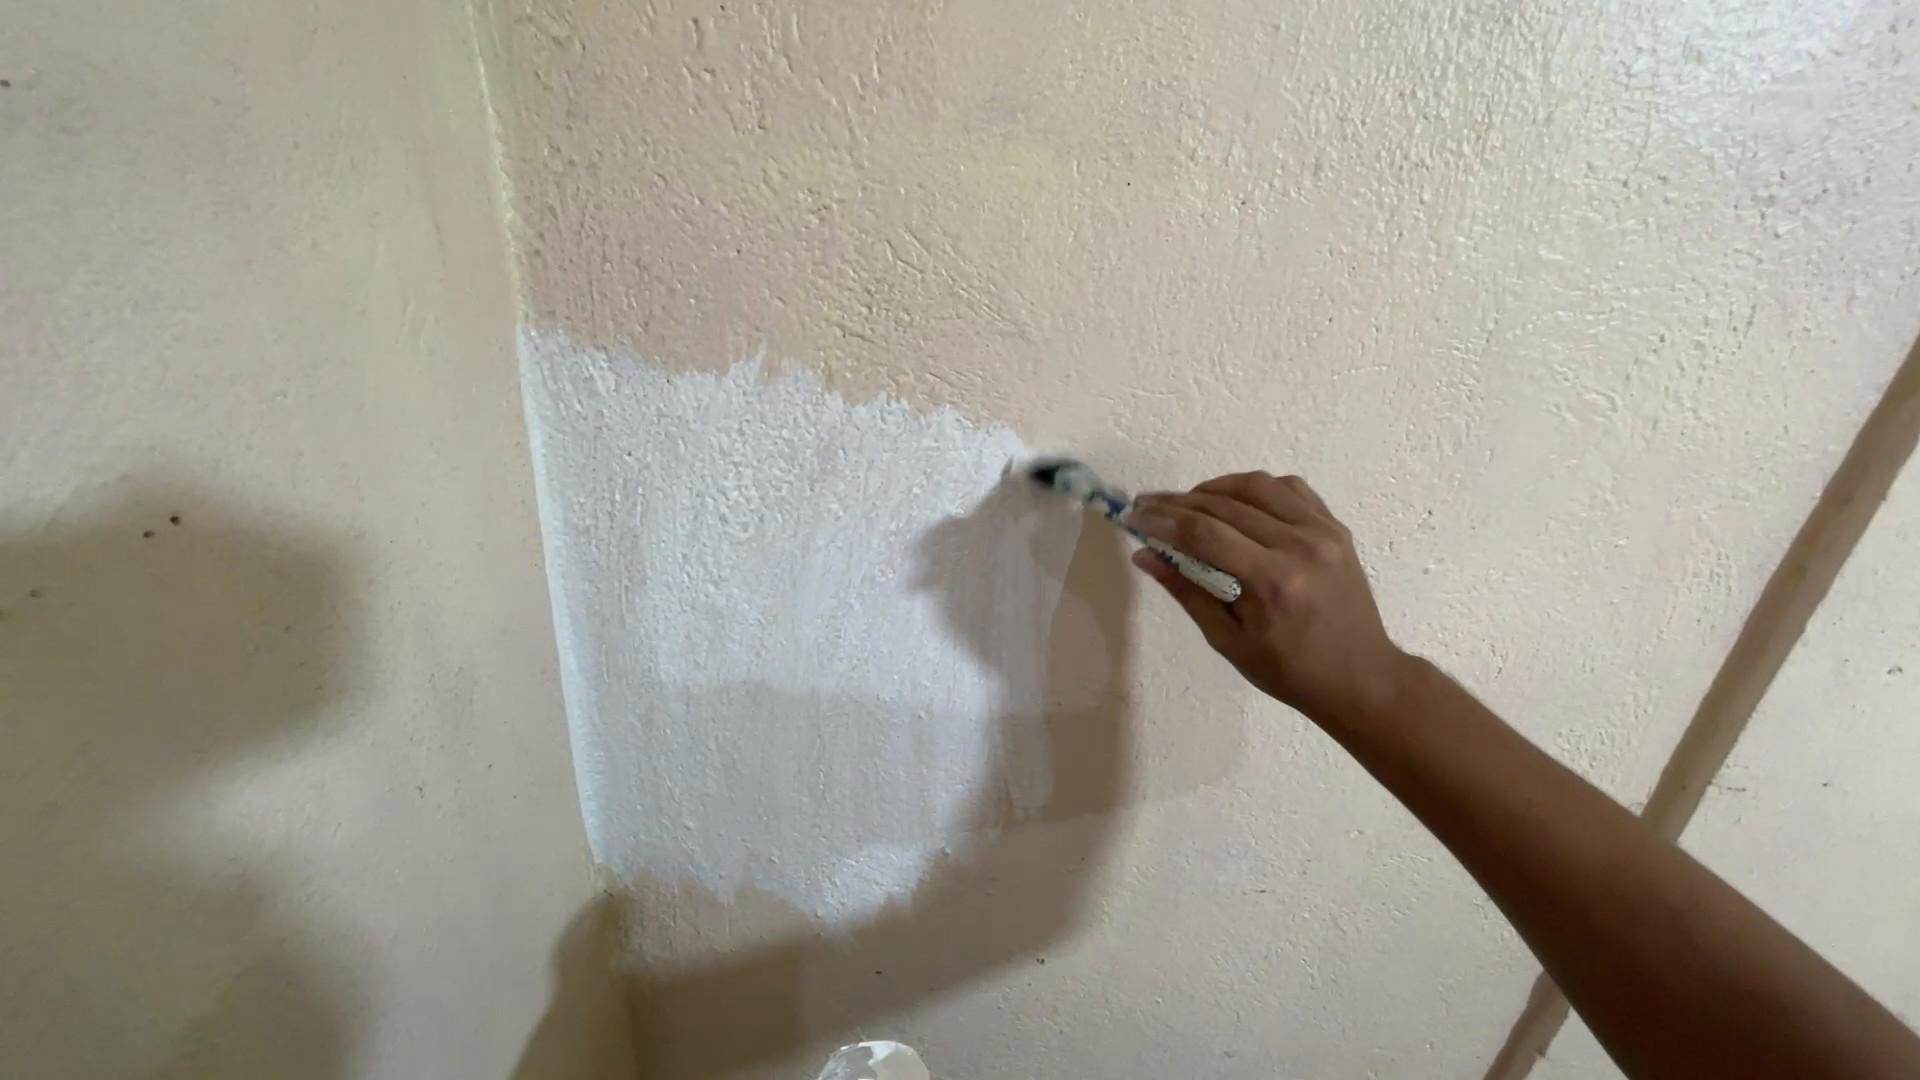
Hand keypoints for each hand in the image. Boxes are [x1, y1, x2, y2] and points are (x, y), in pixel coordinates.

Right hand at [1126, 473, 1413, 724]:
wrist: (1360, 678)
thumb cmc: (1289, 671)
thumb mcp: (1228, 641)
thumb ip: (1186, 591)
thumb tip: (1144, 555)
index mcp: (1273, 581)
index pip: (1205, 534)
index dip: (1163, 520)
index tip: (1133, 514)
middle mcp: (1301, 546)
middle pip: (1225, 505)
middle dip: (1178, 503)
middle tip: (1147, 504)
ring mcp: (1323, 532)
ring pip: (1257, 486)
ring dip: (1214, 488)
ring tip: (1187, 503)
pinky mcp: (1335, 528)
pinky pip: (1290, 489)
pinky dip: (1255, 489)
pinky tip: (1235, 502)